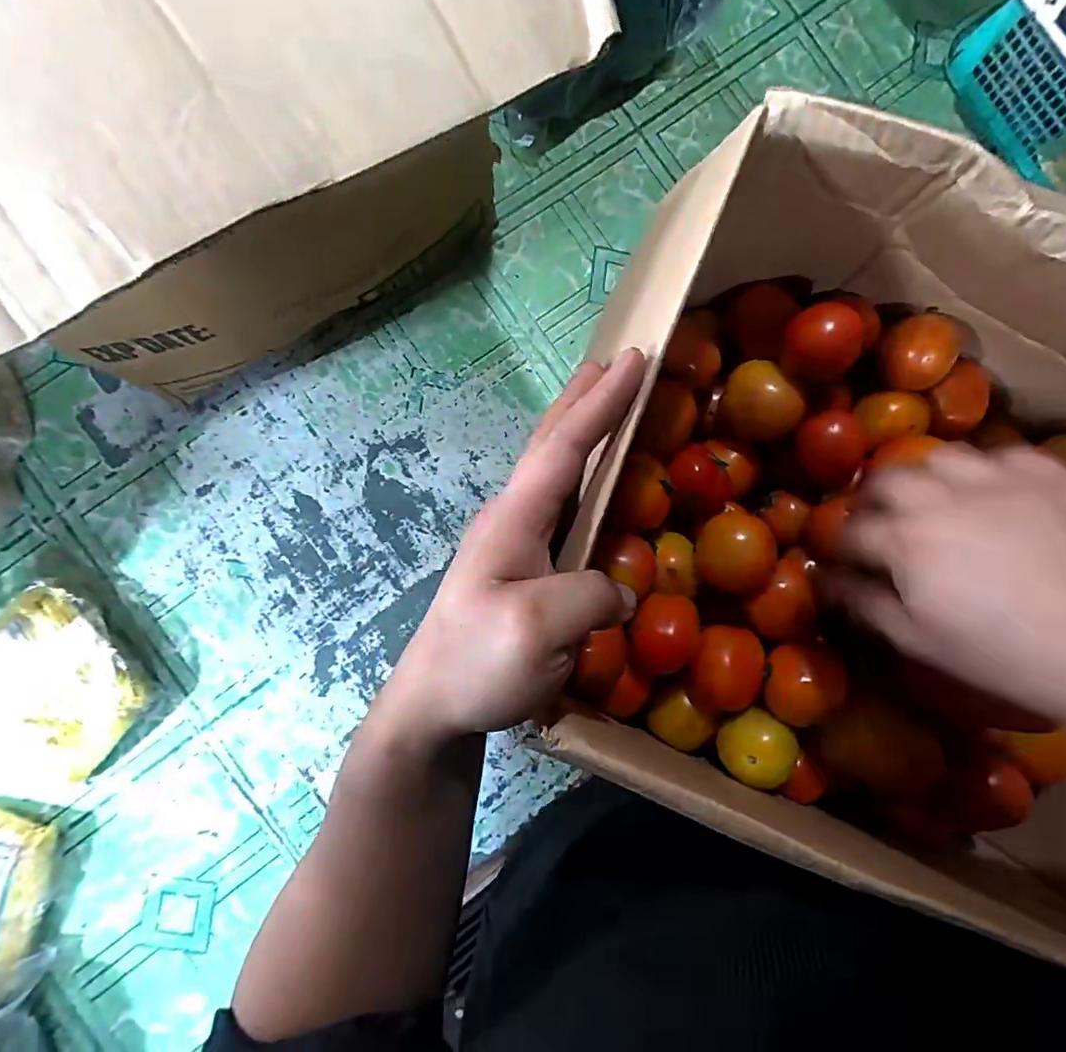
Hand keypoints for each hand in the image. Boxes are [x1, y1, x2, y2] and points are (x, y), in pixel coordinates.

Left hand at [376, 350, 646, 745]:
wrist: (430, 705)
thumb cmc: (476, 664)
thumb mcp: (537, 630)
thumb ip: (590, 596)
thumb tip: (623, 590)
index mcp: (513, 519)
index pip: (564, 447)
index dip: (602, 403)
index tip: (635, 361)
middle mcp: (510, 518)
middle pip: (550, 444)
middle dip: (585, 399)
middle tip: (616, 362)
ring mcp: (511, 543)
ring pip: (552, 471)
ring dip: (580, 431)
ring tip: (605, 402)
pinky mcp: (519, 569)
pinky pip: (560, 507)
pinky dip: (582, 478)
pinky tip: (593, 485)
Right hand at [825, 443, 1065, 737]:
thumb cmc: (1015, 659)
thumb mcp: (923, 643)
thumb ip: (866, 603)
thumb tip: (826, 580)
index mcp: (907, 541)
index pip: (850, 529)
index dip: (840, 545)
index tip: (844, 559)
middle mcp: (945, 496)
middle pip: (885, 478)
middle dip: (872, 499)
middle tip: (884, 524)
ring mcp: (1003, 478)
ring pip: (941, 456)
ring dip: (925, 477)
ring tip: (937, 502)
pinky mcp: (1054, 473)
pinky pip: (1003, 455)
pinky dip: (985, 471)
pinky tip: (996, 497)